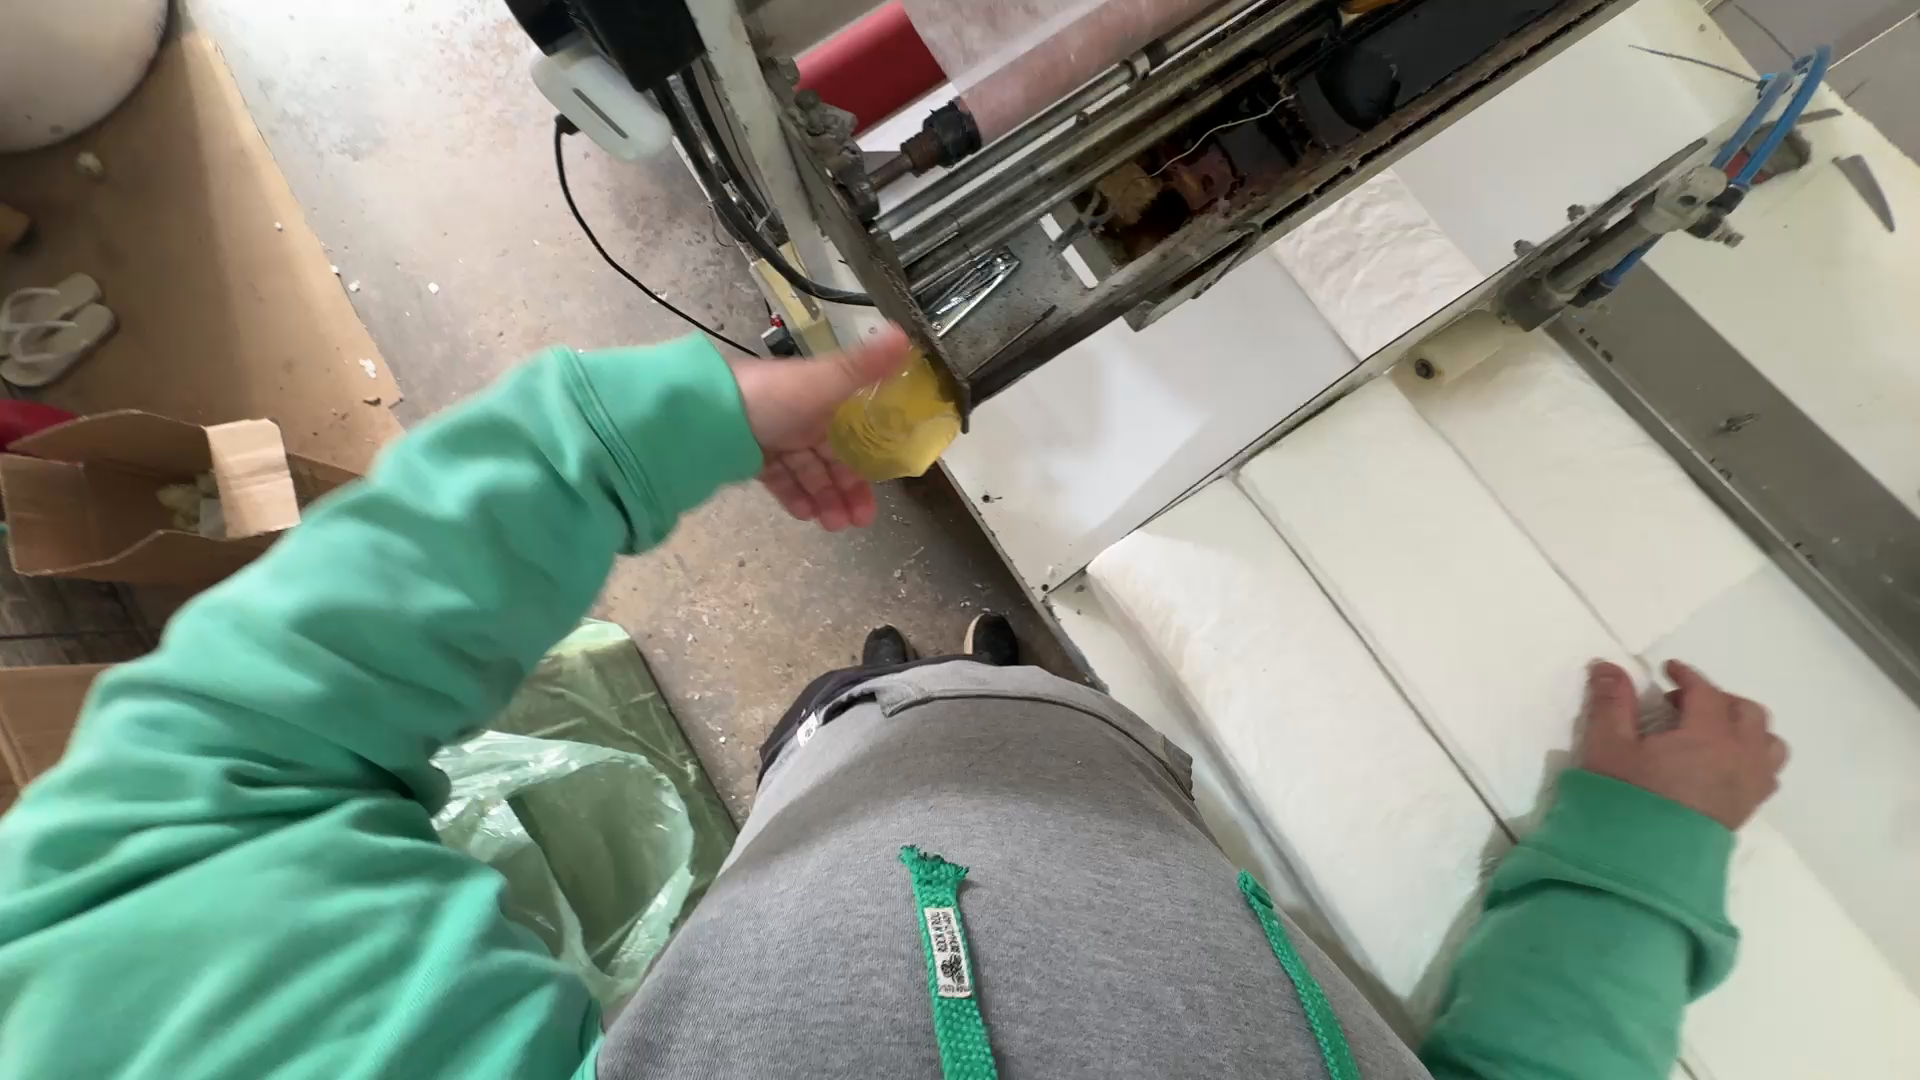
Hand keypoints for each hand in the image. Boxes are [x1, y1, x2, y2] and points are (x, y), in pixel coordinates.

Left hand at [729, 325, 911, 530]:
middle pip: (833, 458)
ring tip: (835, 524)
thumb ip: (866, 367)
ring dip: (826, 499)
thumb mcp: (825, 380)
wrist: (710, 414)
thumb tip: (906, 336)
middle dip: (849, 489)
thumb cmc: (775, 396)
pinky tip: (807, 514)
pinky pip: (781, 480)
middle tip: (861, 520)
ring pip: (809, 473)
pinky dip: (795, 496)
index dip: (870, 457)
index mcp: (821, 397)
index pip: (855, 431)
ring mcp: (776, 437)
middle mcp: (801, 416)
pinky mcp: (753, 456)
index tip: (884, 484)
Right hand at [1577, 659, 1787, 829]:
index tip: (1667, 668)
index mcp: (1708, 736)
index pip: (1707, 693)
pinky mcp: (1750, 802)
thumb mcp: (1607, 741)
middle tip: (1681, 700)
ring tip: (1708, 728)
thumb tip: (1608, 664)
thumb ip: (1611, 701)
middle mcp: (1742, 755)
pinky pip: (1768, 767)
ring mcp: (1752, 781)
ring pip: (1767, 740)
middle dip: (1716, 697)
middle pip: (1747, 712)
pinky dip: (1750, 751)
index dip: (1688, 676)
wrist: (1647, 850)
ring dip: (1742, 724)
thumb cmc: (1626, 790)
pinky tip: (1720, 758)